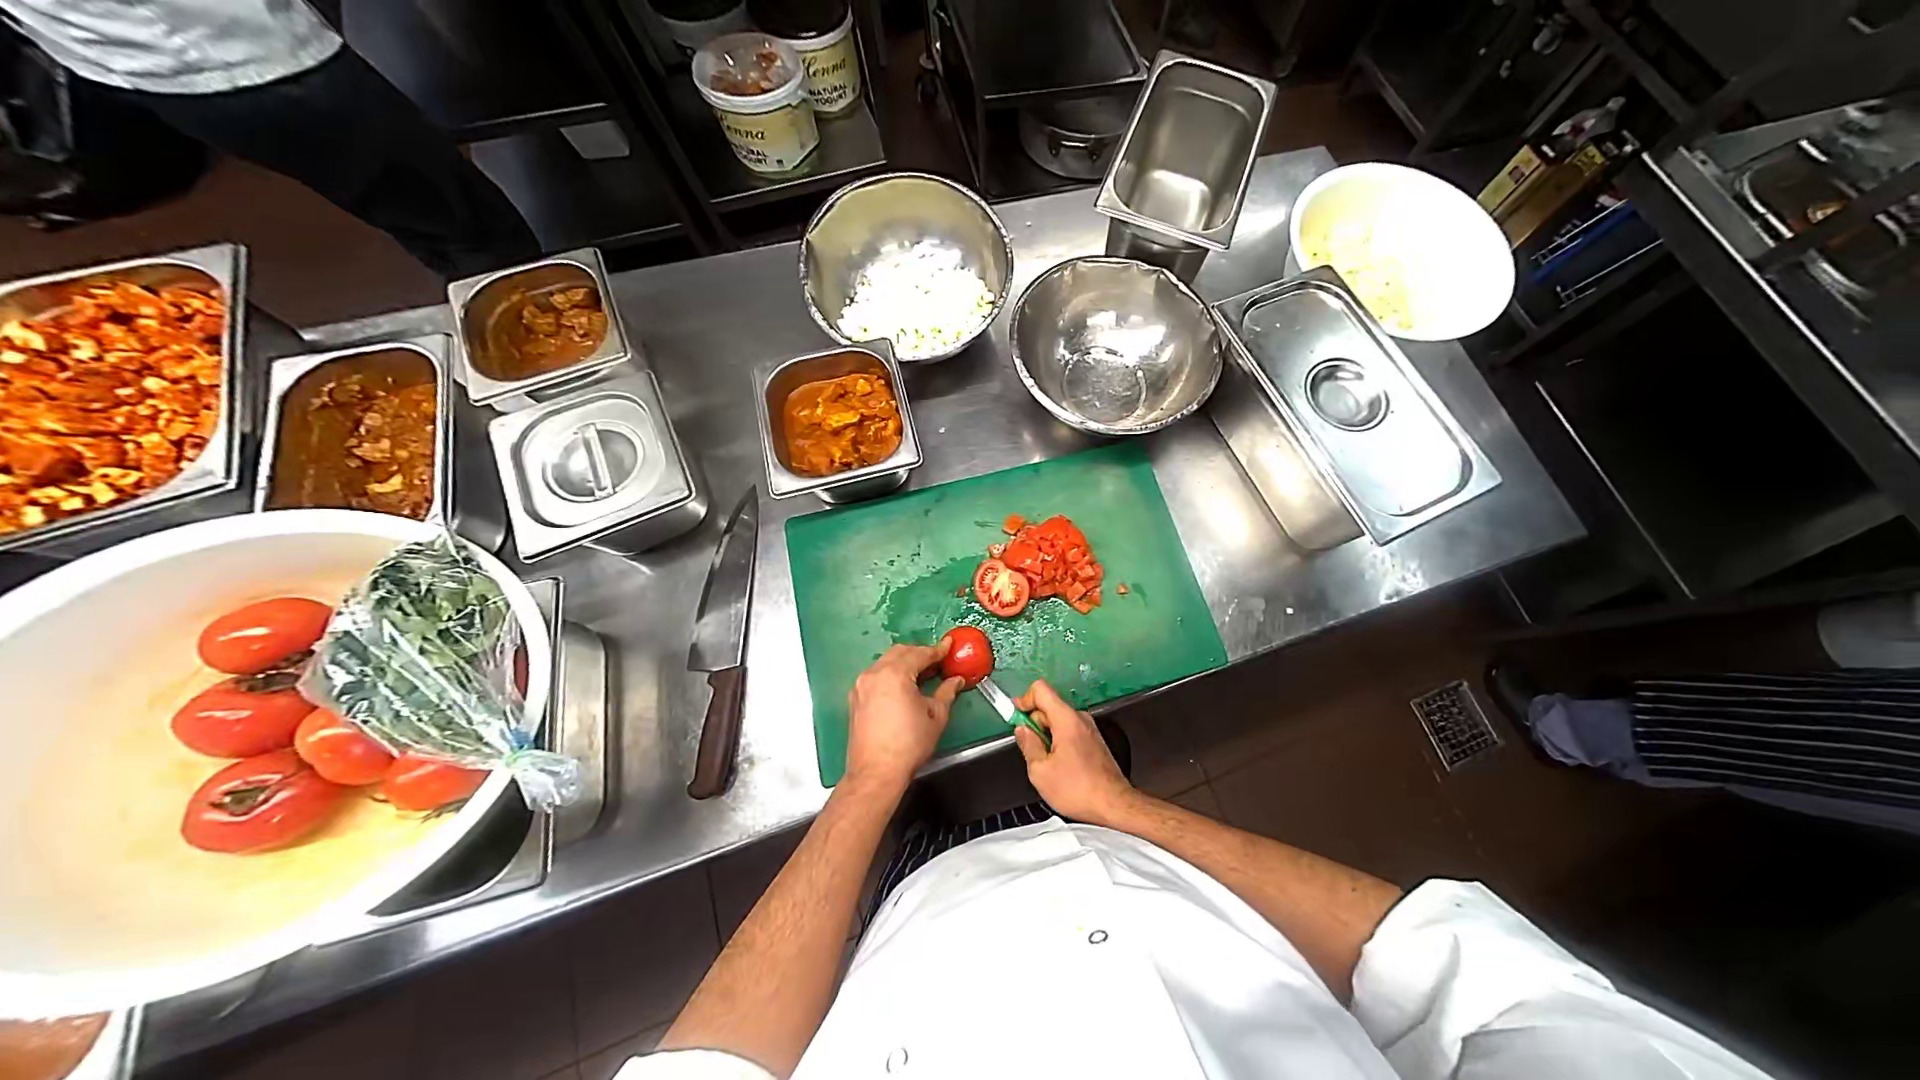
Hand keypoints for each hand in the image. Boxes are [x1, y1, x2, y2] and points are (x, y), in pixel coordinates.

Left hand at [844, 641, 963, 790]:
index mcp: (895, 674)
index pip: (919, 654)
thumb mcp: (936, 716)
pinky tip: (903, 687)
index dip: (937, 650)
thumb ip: (946, 693)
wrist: (876, 772)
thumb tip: (954, 681)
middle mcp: (874, 674)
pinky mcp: (855, 698)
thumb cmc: (908, 746)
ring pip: (885, 662)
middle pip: (899, 652)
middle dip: (919, 653)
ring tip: (922, 675)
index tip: (948, 647)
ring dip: (904, 663)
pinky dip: (890, 675)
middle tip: (937, 661)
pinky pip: (875, 676)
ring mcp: (861, 686)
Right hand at [1013, 680, 1137, 826]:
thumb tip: (1022, 730)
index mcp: (1066, 719)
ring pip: (1058, 721)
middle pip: (1049, 706)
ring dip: (1046, 736)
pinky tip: (1059, 766)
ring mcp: (1089, 729)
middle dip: (1034, 724)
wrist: (1114, 806)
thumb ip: (1027, 744)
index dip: (1023, 700)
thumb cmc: (1077, 789)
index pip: (1040, 689)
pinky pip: (1069, 732)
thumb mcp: (1040, 770)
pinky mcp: (1094, 742)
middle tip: (1030, 749)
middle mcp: (1080, 718)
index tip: (1016, 718)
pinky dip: (1058, 742)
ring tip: (1045, 763)